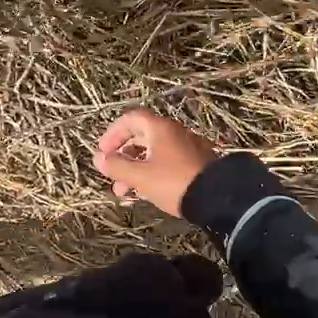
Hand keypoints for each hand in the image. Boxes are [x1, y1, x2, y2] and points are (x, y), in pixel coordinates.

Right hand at [91, 108, 217, 217]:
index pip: (131, 119)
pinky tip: (146, 192)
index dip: (113, 133)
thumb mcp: (140, 176)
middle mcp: (175, 133)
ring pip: (154, 153)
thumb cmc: (173, 182)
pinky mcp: (197, 164)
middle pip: (141, 137)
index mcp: (160, 129)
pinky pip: (167, 162)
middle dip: (123, 157)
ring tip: (124, 192)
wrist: (219, 198)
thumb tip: (98, 158)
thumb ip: (117, 166)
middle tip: (112, 174)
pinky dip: (152, 173)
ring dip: (135, 169)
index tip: (103, 151)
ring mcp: (188, 148)